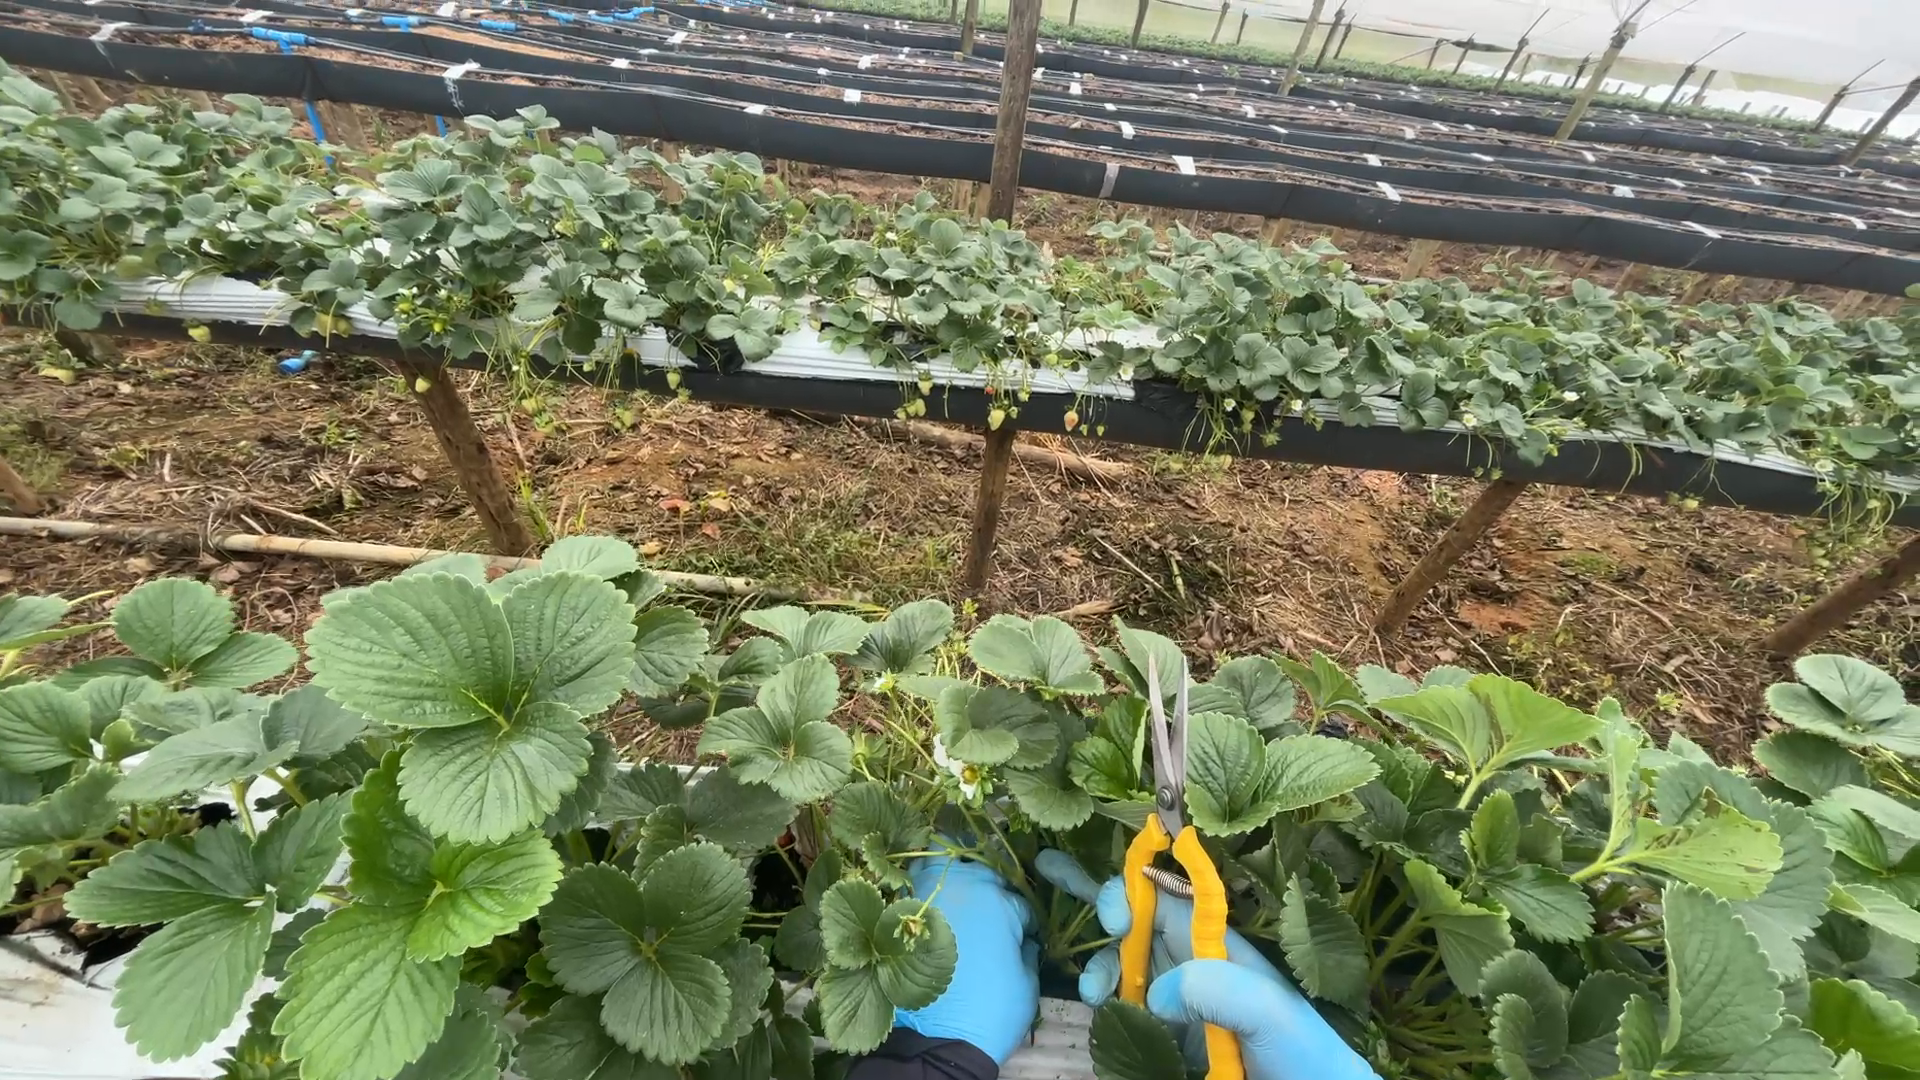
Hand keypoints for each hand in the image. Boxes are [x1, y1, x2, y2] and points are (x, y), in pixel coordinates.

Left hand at [893, 854, 1039, 1064]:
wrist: (940, 1041)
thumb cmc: (990, 1012)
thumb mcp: (1027, 984)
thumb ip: (1028, 951)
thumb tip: (1025, 939)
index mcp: (999, 902)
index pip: (1021, 903)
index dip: (1026, 922)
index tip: (1025, 937)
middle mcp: (965, 887)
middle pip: (986, 873)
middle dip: (996, 891)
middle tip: (996, 916)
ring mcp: (932, 893)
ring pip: (946, 859)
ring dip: (958, 870)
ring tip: (964, 890)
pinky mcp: (905, 906)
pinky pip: (916, 875)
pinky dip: (926, 877)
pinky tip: (936, 892)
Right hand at [1035, 851, 1379, 1079]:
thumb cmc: (1302, 1052)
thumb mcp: (1270, 1010)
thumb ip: (1219, 986)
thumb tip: (1156, 993)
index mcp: (1211, 942)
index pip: (1163, 899)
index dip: (1132, 894)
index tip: (1114, 920)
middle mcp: (1189, 964)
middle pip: (1135, 927)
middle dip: (1108, 930)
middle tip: (1099, 965)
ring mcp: (1178, 1002)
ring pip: (1124, 967)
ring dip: (1101, 972)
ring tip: (1092, 995)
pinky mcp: (1169, 1039)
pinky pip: (1126, 1011)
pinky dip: (1107, 1009)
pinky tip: (1105, 1020)